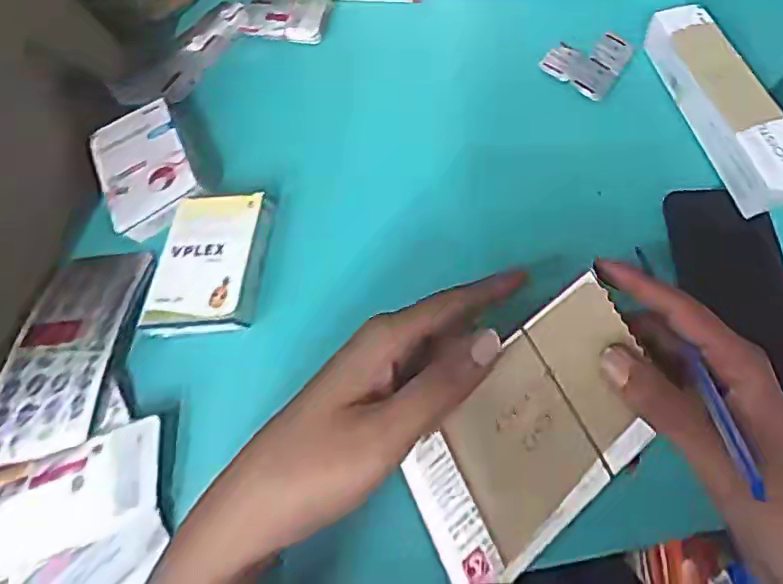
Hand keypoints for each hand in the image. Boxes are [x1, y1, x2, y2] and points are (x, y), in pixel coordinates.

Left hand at [153, 270, 526, 583]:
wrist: (254, 507)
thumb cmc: (319, 466)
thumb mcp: (387, 432)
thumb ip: (440, 386)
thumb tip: (491, 337)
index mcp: (383, 340)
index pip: (447, 305)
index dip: (487, 290)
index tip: (523, 276)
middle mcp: (378, 344)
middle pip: (440, 321)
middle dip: (482, 313)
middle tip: (528, 316)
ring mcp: (370, 369)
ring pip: (430, 348)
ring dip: (466, 345)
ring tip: (509, 349)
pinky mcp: (366, 394)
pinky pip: (418, 371)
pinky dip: (447, 372)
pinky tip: (463, 389)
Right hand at [596, 259, 782, 583]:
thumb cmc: (781, 510)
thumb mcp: (721, 458)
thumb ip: (666, 408)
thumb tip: (611, 356)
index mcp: (742, 365)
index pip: (684, 311)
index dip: (642, 285)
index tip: (603, 266)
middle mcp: (732, 370)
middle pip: (674, 329)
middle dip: (631, 315)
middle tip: (583, 312)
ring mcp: (723, 396)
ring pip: (670, 358)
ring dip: (634, 351)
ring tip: (589, 346)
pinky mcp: (714, 422)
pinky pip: (671, 388)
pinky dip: (644, 384)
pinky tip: (618, 392)